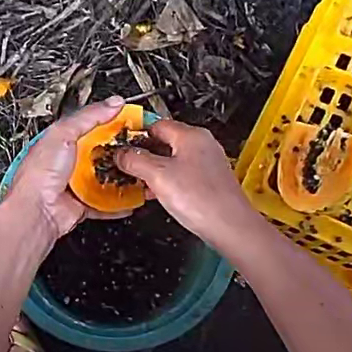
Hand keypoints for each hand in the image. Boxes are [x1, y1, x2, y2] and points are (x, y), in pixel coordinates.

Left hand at [0, 96, 129, 241]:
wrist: (35, 210)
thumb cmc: (39, 173)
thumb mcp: (64, 134)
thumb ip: (89, 117)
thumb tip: (113, 103)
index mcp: (61, 141)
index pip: (91, 127)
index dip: (111, 123)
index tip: (130, 121)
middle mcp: (69, 162)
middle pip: (101, 153)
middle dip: (119, 151)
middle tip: (137, 147)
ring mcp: (76, 184)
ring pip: (105, 178)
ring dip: (121, 176)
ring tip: (137, 171)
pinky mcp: (82, 204)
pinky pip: (104, 202)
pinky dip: (118, 202)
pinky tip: (129, 198)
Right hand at [113, 119, 259, 243]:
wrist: (229, 227)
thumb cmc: (203, 199)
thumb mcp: (158, 176)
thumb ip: (136, 161)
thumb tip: (121, 154)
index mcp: (191, 136)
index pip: (157, 125)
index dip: (137, 135)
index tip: (123, 146)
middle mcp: (202, 146)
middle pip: (165, 142)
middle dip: (144, 155)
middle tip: (128, 166)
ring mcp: (207, 164)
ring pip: (173, 160)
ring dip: (155, 170)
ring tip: (140, 181)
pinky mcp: (209, 182)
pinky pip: (182, 175)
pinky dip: (168, 181)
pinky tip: (159, 194)